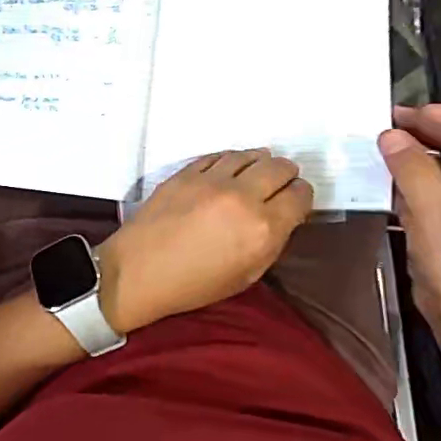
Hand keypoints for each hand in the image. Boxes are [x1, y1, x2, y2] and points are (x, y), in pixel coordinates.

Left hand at [95, 150, 311, 332]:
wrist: (139, 271)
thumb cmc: (192, 285)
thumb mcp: (246, 275)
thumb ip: (271, 242)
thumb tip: (282, 217)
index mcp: (262, 229)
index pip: (300, 195)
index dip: (301, 198)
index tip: (295, 202)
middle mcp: (242, 198)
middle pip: (279, 168)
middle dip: (285, 175)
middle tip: (280, 184)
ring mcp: (212, 180)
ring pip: (250, 155)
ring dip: (259, 163)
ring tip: (257, 173)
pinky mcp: (187, 172)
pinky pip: (220, 156)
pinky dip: (231, 161)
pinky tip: (230, 169)